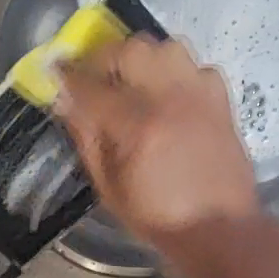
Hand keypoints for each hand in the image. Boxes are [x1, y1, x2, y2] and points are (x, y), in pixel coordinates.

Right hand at [55, 36, 265, 277]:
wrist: (221, 230)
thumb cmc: (160, 218)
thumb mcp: (109, 189)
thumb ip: (87, 139)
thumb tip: (67, 102)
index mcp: (137, 126)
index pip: (91, 86)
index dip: (68, 76)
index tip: (56, 73)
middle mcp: (170, 100)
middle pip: (131, 49)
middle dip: (107, 59)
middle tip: (98, 79)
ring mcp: (200, 96)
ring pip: (167, 47)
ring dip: (145, 58)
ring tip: (136, 80)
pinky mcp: (221, 101)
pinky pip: (197, 67)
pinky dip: (180, 73)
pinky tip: (173, 96)